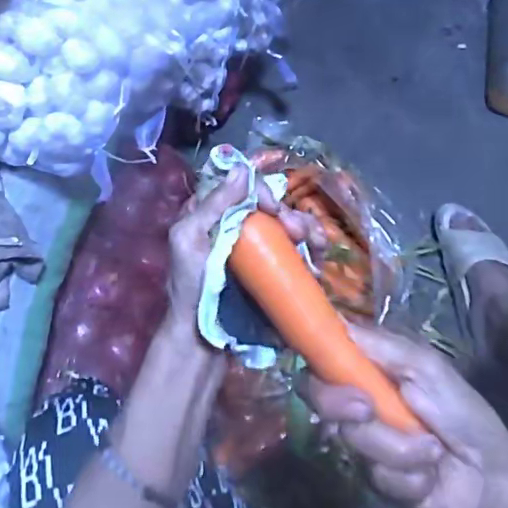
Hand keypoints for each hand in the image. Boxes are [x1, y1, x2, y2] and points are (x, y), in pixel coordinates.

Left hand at [164, 168, 320, 334]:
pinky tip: (318, 264)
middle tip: (299, 233)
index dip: (262, 191)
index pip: (242, 187)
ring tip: (317, 247)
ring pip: (290, 228)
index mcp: (211, 213)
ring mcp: (258, 251)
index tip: (272, 208)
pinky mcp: (273, 273)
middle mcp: (237, 227)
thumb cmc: (190, 286)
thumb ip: (213, 204)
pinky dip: (313, 254)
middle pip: (272, 207)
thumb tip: (243, 169)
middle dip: (291, 215)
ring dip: (309, 232)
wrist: (203, 338)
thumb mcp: (189, 239)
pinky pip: (298, 255)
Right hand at [300, 322, 507, 507]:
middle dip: (344, 408)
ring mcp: (363, 441)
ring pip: (353, 441)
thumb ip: (382, 346)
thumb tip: (337, 322)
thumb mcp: (426, 367)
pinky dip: (409, 476)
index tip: (329, 373)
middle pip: (320, 400)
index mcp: (365, 369)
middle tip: (369, 410)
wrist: (492, 475)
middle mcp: (355, 402)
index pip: (319, 362)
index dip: (315, 365)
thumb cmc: (460, 409)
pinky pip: (376, 476)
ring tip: (432, 449)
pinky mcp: (375, 479)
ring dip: (397, 448)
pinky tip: (431, 474)